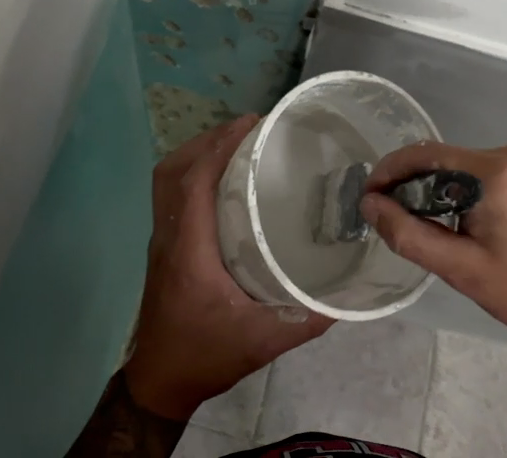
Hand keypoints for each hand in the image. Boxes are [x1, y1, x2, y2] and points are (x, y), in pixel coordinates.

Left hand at [123, 114, 333, 419]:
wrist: (160, 383)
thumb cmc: (206, 356)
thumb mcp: (262, 342)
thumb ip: (305, 319)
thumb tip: (346, 293)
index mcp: (190, 251)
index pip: (193, 183)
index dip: (219, 147)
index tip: (252, 124)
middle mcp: (170, 237)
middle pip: (173, 171)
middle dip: (208, 141)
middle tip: (248, 131)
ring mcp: (162, 240)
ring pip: (167, 180)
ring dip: (197, 153)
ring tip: (237, 145)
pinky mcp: (165, 246)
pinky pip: (171, 194)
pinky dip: (193, 173)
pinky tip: (225, 180)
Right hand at [361, 142, 506, 361]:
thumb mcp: (460, 269)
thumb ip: (408, 233)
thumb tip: (370, 204)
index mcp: (496, 171)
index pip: (426, 154)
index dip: (390, 171)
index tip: (369, 196)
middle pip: (450, 159)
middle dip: (419, 185)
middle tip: (400, 220)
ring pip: (473, 166)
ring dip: (449, 188)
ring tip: (442, 229)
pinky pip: (499, 172)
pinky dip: (478, 189)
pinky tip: (480, 224)